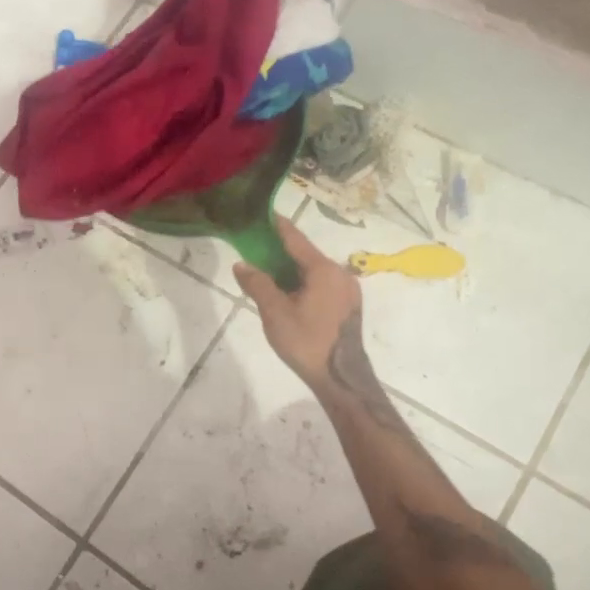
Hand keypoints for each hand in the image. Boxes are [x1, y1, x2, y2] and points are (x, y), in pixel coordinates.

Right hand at [233, 217, 362, 387]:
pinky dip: (302, 283)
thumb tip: (242, 265)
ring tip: (267, 272)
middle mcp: (340, 274)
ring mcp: (347, 291)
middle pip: (306, 255)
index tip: (263, 212)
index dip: (278, 226)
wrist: (340, 377)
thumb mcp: (275, 312)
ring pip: (314, 272)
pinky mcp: (348, 306)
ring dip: (291, 270)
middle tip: (256, 248)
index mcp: (324, 270)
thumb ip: (258, 284)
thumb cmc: (307, 342)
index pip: (296, 239)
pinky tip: (286, 293)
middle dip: (281, 251)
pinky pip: (321, 285)